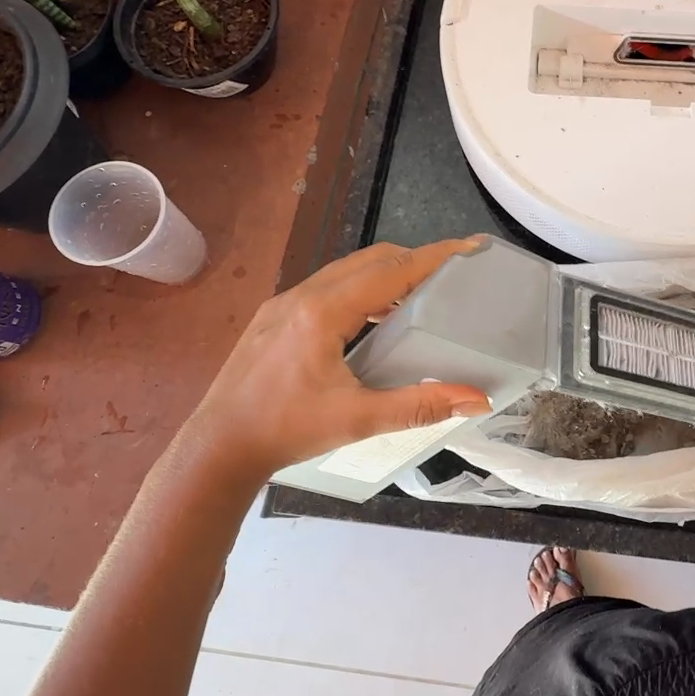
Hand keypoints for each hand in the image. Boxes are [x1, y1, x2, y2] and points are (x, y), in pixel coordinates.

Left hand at [181, 239, 493, 474]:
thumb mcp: (358, 420)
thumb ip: (420, 406)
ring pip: (346, 271)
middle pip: (370, 260)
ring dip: (386, 275)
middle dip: (414, 260)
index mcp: (323, 311)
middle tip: (452, 274)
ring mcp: (283, 304)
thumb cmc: (286, 431)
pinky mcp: (273, 317)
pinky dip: (360, 289)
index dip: (435, 256)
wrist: (216, 448)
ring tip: (419, 296)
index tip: (470, 247)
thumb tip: (478, 399)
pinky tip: (372, 320)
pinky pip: (327, 287)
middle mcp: (302, 295)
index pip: (391, 270)